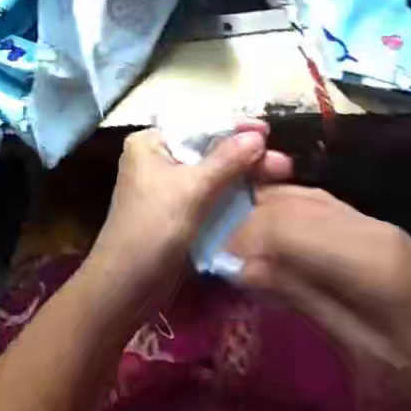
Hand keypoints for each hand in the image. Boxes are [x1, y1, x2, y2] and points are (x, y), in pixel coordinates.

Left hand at [82, 123, 291, 304]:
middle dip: (245, 155)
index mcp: (150, 143)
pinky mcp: (177, 212)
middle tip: (283, 163)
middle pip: (207, 150)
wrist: (127, 285)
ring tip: (281, 176)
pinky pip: (209, 196)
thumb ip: (226, 161)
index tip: (267, 130)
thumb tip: (256, 135)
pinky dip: (233, 196)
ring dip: (244, 176)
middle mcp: (157, 159)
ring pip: (212, 174)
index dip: (233, 128)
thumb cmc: (154, 228)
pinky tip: (260, 197)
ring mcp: (167, 187)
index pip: (197, 126)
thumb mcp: (192, 190)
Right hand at [226, 187, 410, 410]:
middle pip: (287, 203)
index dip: (237, 238)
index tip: (209, 261)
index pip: (279, 225)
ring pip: (303, 199)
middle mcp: (368, 226)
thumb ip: (302, 296)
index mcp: (366, 258)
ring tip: (238, 246)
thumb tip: (240, 264)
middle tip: (215, 252)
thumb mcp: (367, 353)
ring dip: (264, 215)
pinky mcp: (384, 233)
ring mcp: (378, 225)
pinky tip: (277, 241)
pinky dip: (290, 218)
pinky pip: (323, 209)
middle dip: (244, 221)